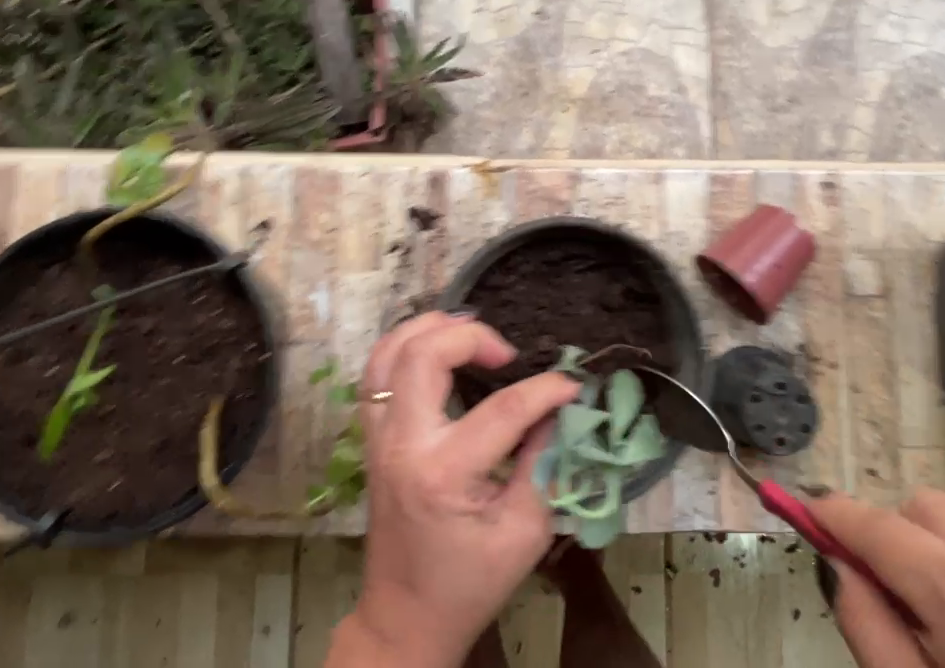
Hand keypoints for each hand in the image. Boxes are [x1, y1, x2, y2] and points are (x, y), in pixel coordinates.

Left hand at [329, 312, 580, 667]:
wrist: (406, 615)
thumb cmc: (470, 582)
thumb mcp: (526, 531)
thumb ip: (546, 463)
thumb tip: (562, 410)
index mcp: (443, 475)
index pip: (502, 409)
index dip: (545, 389)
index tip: (573, 385)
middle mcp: (402, 445)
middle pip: (422, 356)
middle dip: (470, 337)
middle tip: (506, 353)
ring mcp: (378, 438)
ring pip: (388, 353)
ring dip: (428, 329)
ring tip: (469, 331)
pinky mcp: (372, 438)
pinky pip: (376, 373)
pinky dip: (405, 346)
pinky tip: (436, 348)